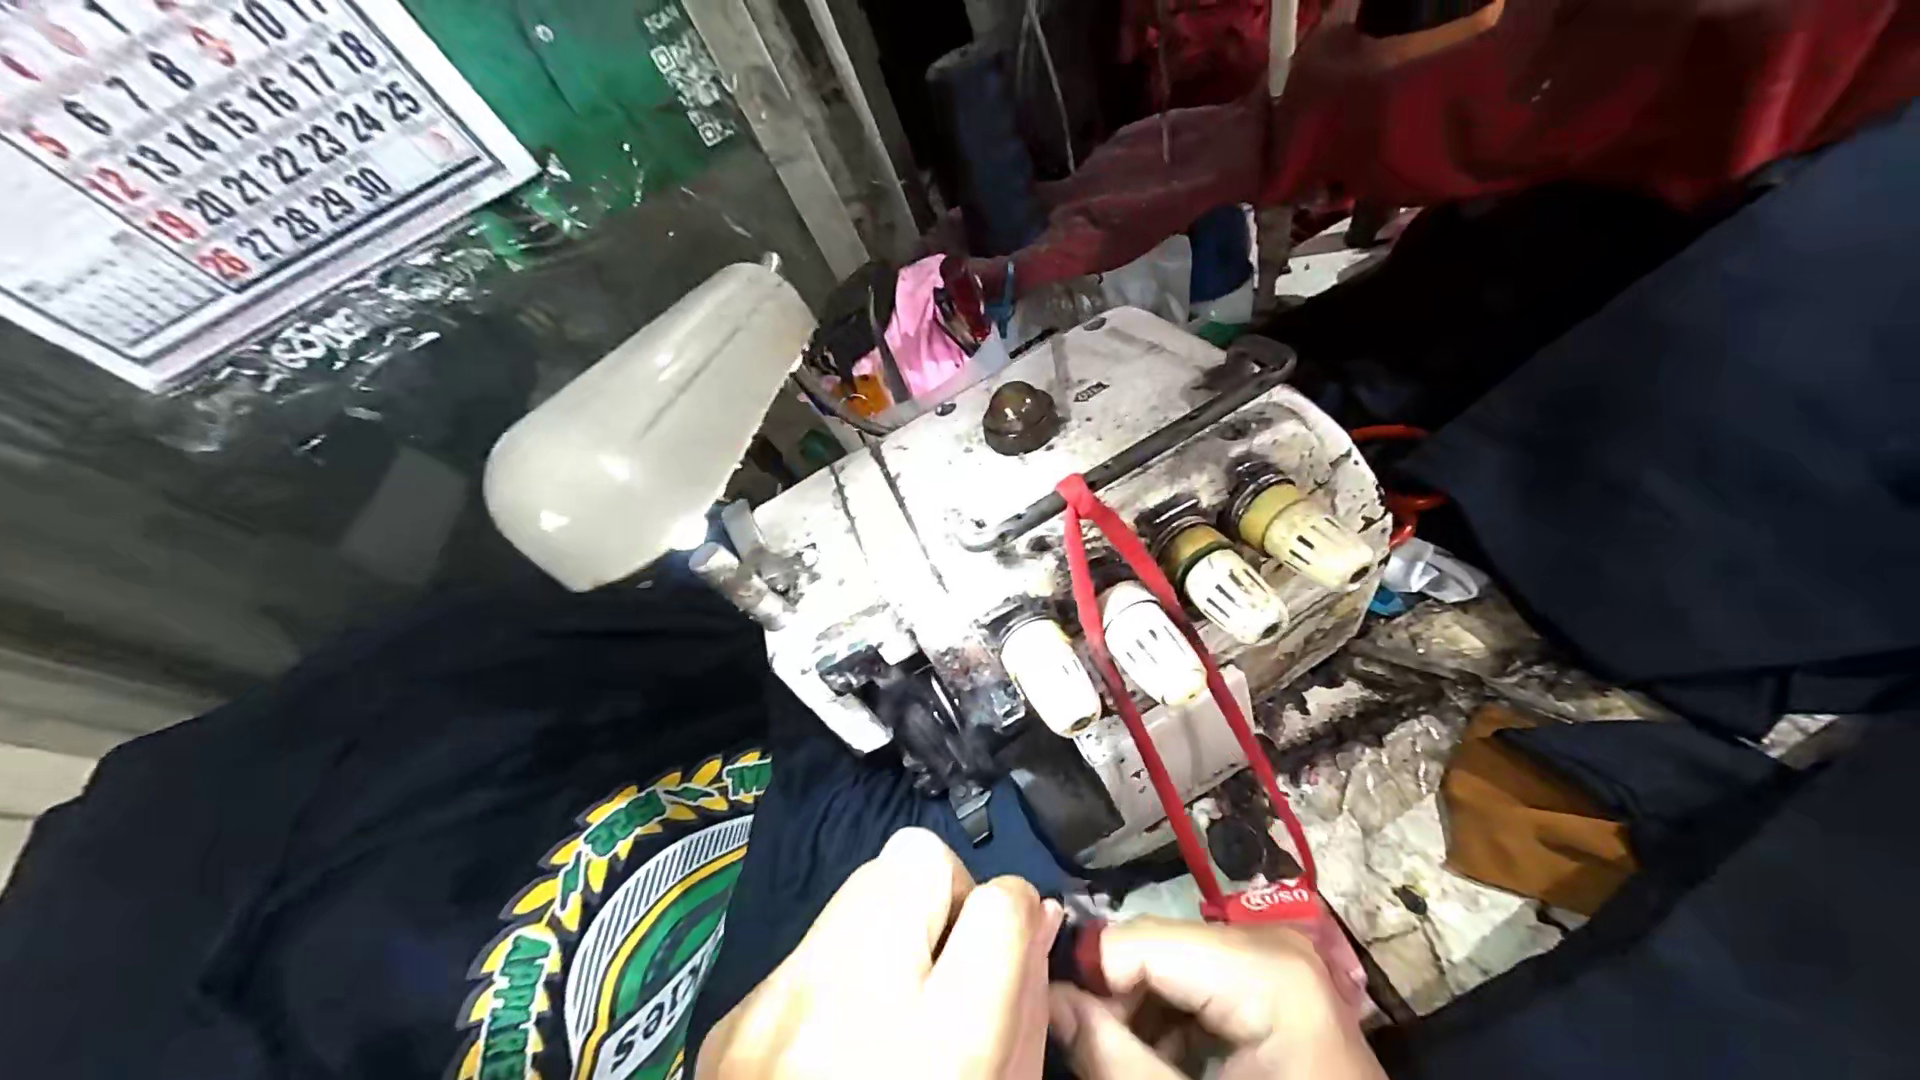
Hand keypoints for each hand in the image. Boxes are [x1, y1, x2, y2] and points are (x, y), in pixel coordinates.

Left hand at [697, 827, 1063, 1079]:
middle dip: (950, 894)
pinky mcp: (734, 1015)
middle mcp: (849, 1004)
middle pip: (919, 859)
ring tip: (897, 995)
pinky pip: (816, 940)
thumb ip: (1025, 1015)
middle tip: (950, 964)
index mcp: (937, 1053)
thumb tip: (1033, 918)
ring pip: (863, 882)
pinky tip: (838, 1032)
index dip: (1017, 913)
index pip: (1000, 905)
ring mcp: (776, 1001)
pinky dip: (845, 962)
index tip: (1010, 944)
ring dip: (897, 919)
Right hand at [1048, 917, 1386, 1079]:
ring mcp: (1280, 960)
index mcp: (1263, 969)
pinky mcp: (1279, 984)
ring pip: (1171, 964)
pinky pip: (1201, 984)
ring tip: (1124, 1061)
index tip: (1055, 1024)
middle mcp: (1272, 944)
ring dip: (1138, 1010)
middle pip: (1155, 949)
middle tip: (1091, 1053)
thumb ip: (1111, 1056)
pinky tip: (1163, 1062)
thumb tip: (1048, 999)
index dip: (1086, 979)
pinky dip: (1171, 1020)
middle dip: (1115, 998)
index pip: (1136, 942)